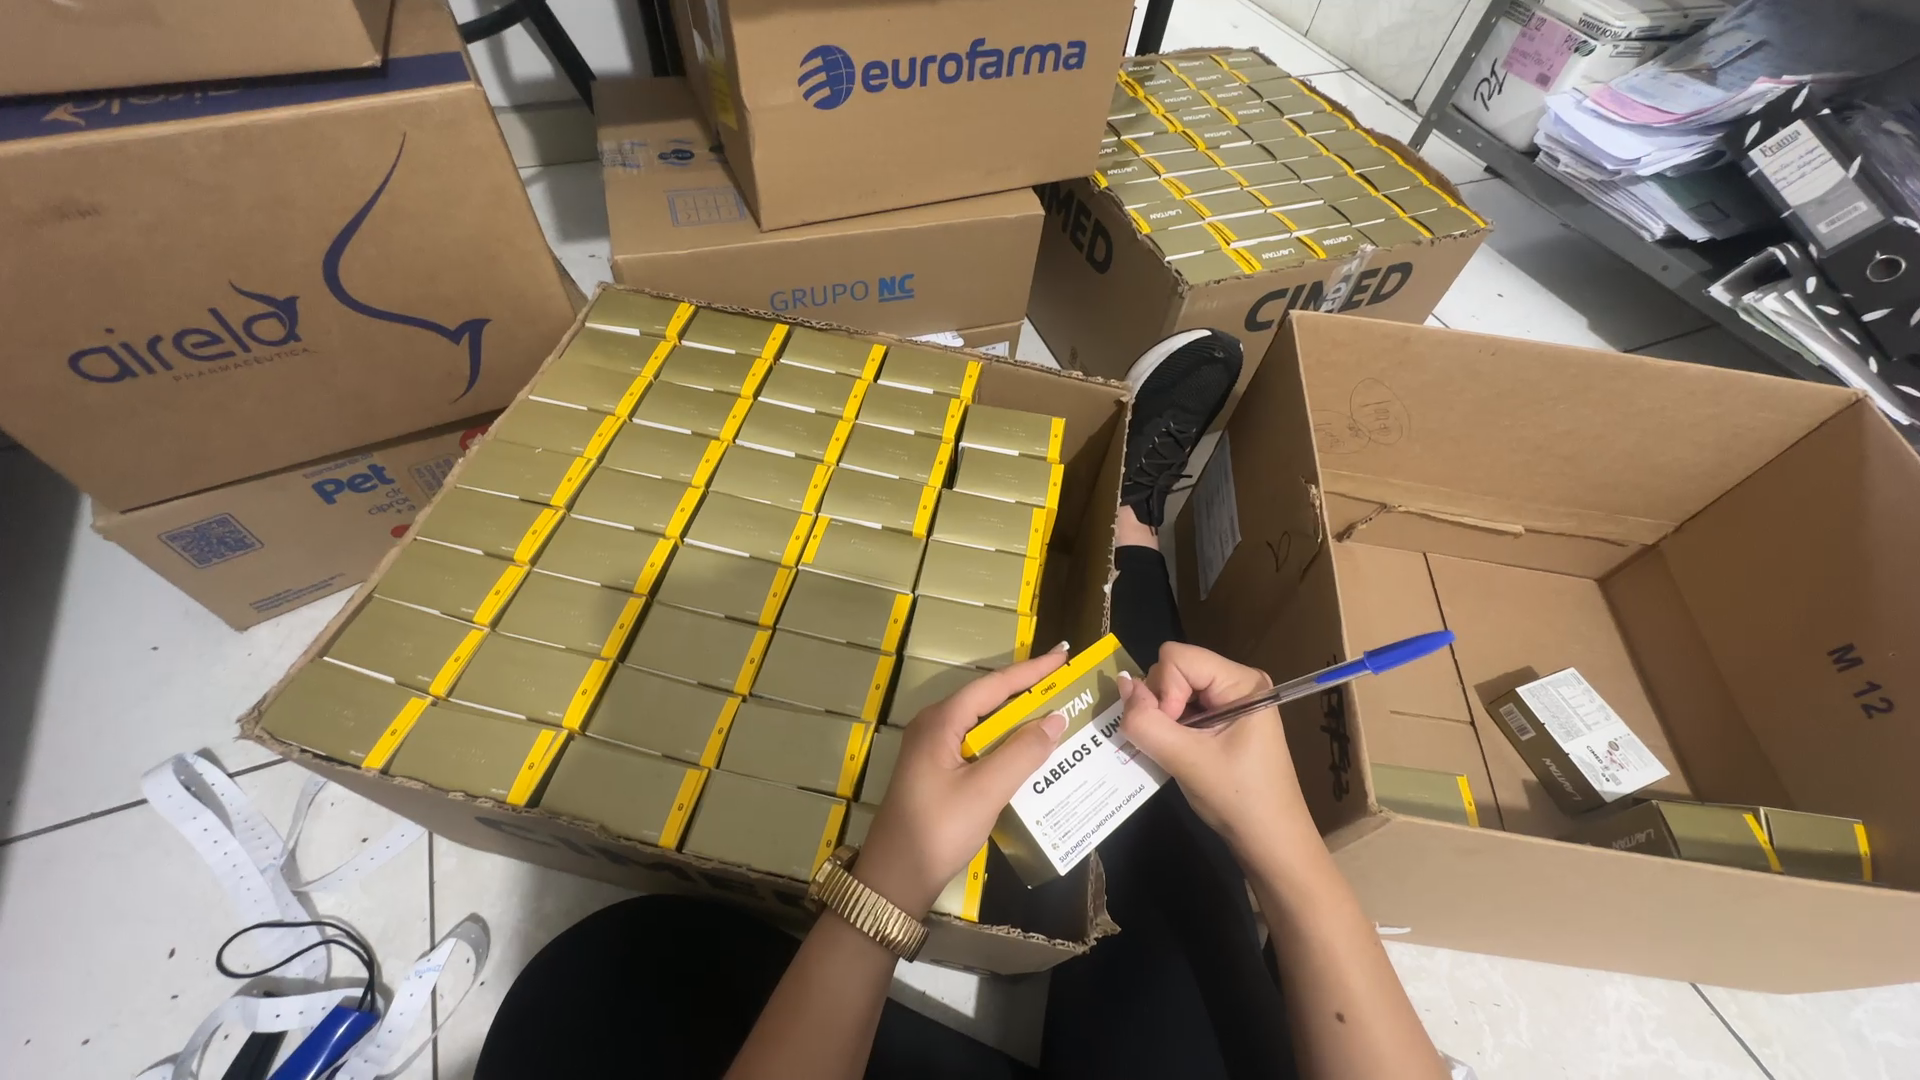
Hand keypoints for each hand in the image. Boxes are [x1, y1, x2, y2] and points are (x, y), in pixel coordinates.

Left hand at [856, 645, 1072, 917]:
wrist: (894, 878)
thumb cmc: (938, 830)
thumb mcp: (985, 791)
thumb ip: (1021, 753)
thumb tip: (1055, 719)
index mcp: (941, 721)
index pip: (993, 685)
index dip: (1031, 670)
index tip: (1063, 655)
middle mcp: (934, 726)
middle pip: (988, 699)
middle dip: (1028, 691)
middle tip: (1067, 682)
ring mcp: (934, 749)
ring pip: (984, 723)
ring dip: (1019, 720)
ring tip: (1057, 712)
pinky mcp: (937, 770)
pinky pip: (978, 745)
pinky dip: (1006, 743)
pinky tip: (1029, 753)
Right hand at [1118, 643, 1316, 857]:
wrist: (1271, 844)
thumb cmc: (1239, 800)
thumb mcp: (1187, 760)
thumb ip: (1147, 722)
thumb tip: (1121, 682)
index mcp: (1241, 681)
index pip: (1176, 658)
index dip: (1164, 691)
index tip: (1176, 732)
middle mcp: (1235, 681)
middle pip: (1172, 668)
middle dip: (1161, 703)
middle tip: (1174, 743)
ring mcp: (1227, 700)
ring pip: (1171, 688)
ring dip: (1162, 717)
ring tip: (1176, 750)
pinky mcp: (1219, 718)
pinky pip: (1179, 704)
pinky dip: (1168, 725)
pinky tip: (1177, 750)